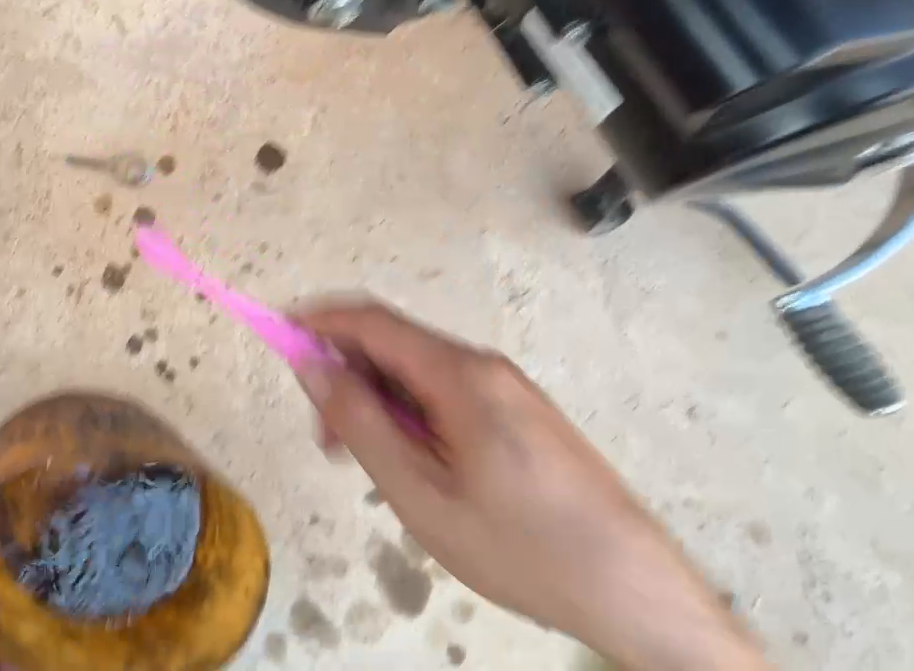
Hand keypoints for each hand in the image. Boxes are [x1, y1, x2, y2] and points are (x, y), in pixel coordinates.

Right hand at [294, 299, 768, 670]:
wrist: (638, 593)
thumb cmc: (519, 546)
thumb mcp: (418, 492)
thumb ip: (358, 421)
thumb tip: (311, 365)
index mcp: (459, 374)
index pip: (370, 320)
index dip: (317, 320)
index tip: (276, 336)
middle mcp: (484, 367)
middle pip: (392, 345)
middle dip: (344, 373)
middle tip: (325, 438)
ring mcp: (508, 389)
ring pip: (418, 373)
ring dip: (376, 400)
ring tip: (366, 463)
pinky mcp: (521, 415)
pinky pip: (446, 394)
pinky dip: (410, 414)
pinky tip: (414, 466)